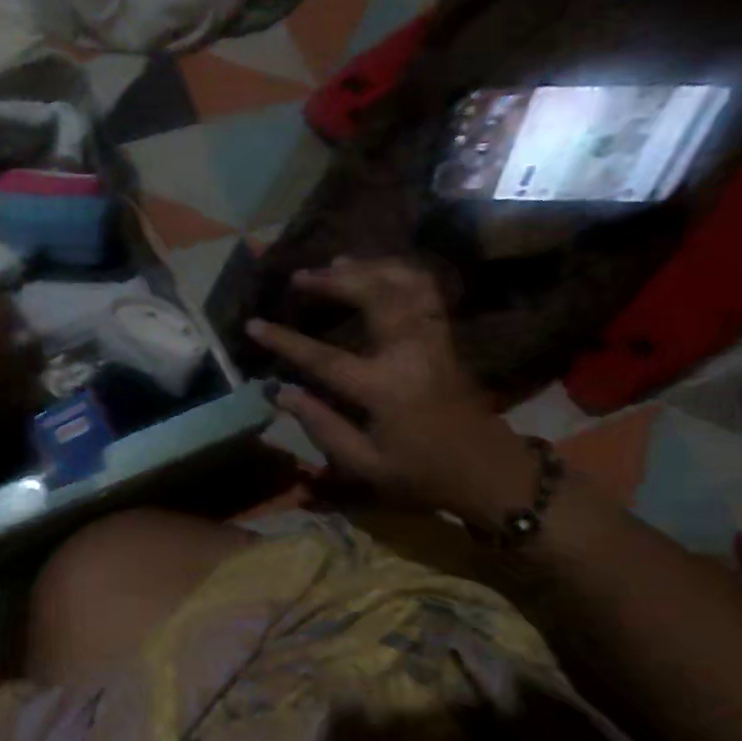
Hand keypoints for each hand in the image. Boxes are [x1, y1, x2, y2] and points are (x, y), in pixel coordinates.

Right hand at [246, 258, 539, 525]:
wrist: (487, 471)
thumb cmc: (423, 475)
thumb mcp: (367, 466)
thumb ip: (322, 427)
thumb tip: (282, 393)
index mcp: (385, 390)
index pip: (325, 359)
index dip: (286, 341)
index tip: (254, 324)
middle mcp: (411, 354)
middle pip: (374, 296)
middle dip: (334, 280)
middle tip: (300, 276)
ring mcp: (434, 340)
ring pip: (406, 283)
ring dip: (369, 267)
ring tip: (336, 265)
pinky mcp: (446, 338)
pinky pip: (426, 291)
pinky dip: (400, 273)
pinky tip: (378, 272)